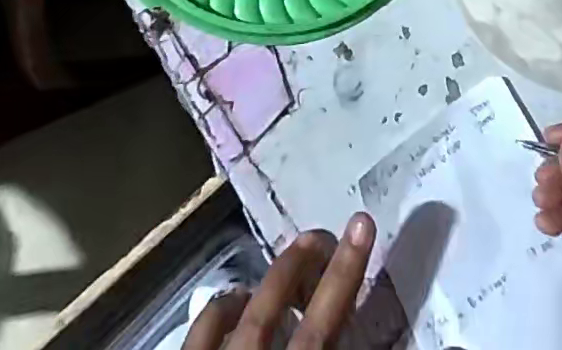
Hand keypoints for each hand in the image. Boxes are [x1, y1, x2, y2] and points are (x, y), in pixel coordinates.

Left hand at [185, 212, 375, 349]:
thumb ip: (329, 342)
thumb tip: (349, 322)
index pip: (323, 321)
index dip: (346, 271)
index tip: (363, 223)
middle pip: (276, 300)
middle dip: (300, 262)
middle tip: (319, 236)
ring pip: (236, 311)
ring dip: (260, 285)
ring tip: (278, 270)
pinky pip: (198, 333)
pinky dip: (217, 312)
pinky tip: (230, 303)